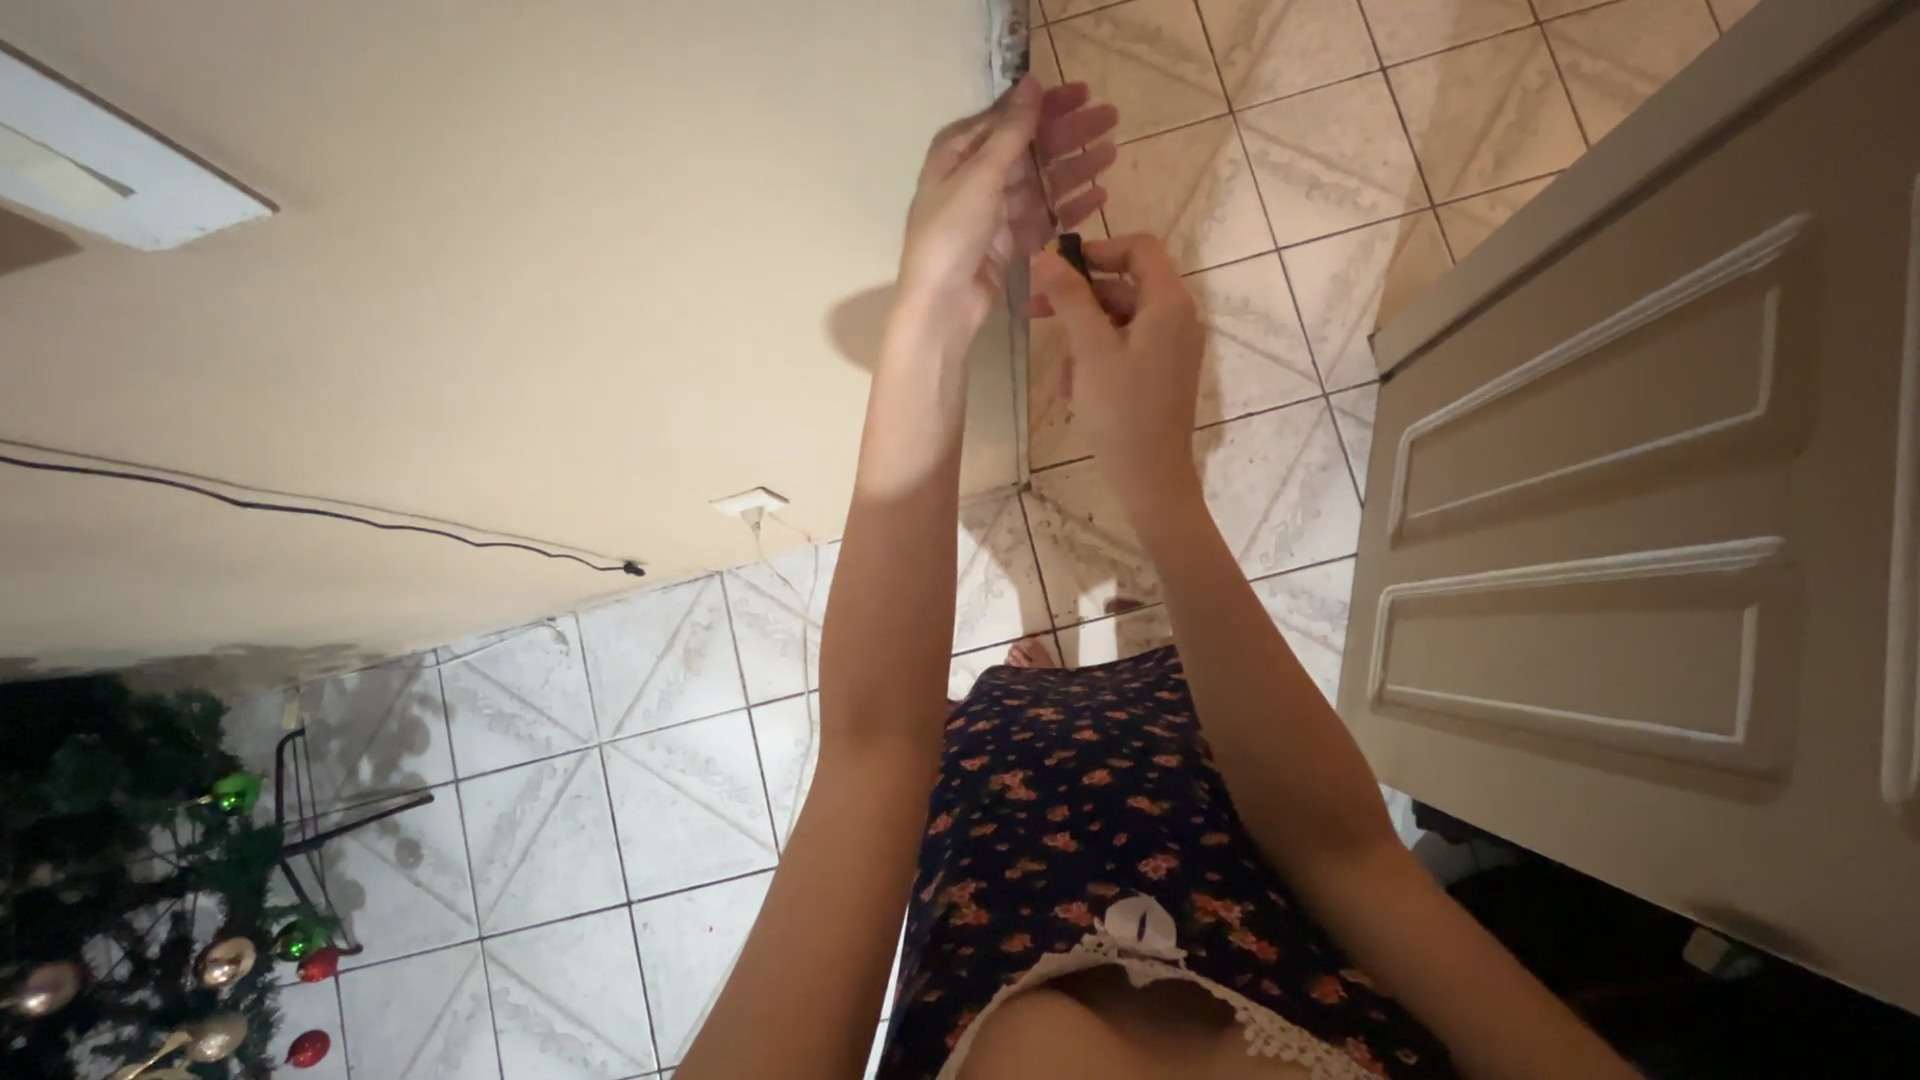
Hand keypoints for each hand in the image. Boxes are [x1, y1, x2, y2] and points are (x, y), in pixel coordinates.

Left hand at [895, 76, 1118, 350]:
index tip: (1085, 93)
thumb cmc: (951, 233)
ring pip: (1041, 182)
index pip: (1008, 118)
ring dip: (1075, 168)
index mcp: (959, 153)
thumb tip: (1032, 82)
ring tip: (1111, 153)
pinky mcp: (1009, 242)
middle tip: (1110, 118)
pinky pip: (1043, 217)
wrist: (942, 303)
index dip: (1046, 105)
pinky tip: (1098, 196)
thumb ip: (1011, 131)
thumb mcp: (980, 175)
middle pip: (1029, 148)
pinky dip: (1068, 207)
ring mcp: (994, 212)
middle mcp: (976, 177)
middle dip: (1068, 134)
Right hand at [1031, 234, 1205, 510]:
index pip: (1139, 248)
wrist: (1150, 477)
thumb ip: (1070, 299)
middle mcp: (1176, 318)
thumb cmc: (1122, 411)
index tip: (1057, 266)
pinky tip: (1073, 390)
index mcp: (1168, 303)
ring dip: (1081, 338)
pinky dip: (1096, 360)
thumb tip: (1046, 256)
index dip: (1098, 248)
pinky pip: (1124, 349)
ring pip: (1117, 321)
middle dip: (1077, 299)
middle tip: (1033, 310)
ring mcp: (1170, 348)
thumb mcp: (1090, 350)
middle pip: (1123, 286)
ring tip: (1060, 374)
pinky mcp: (1160, 373)